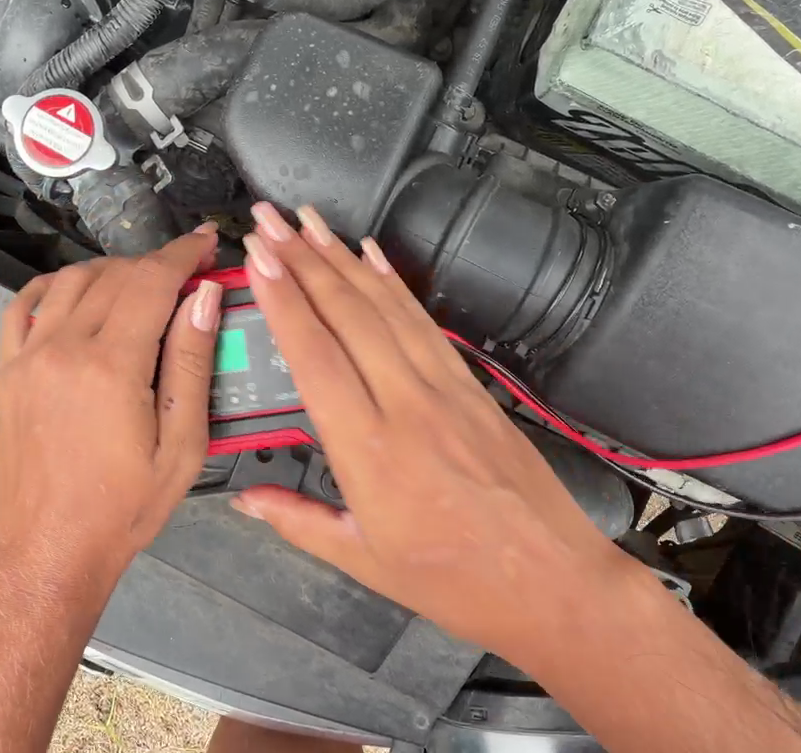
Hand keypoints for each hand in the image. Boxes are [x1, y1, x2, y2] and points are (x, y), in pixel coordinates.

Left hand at [0, 226, 223, 596]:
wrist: (48, 550)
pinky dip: (53, 285)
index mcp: (112, 365)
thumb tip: (204, 297)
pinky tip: (76, 288)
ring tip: (144, 283)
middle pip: (116, 276)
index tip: (208, 241)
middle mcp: (65, 347)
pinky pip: (23, 305)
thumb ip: (191, 363)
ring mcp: (29, 355)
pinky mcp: (9, 370)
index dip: (184, 254)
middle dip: (158, 263)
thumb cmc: (125, 508)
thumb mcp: (181, 446)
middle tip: (189, 271)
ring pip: (73, 280)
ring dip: (113, 269)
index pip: (153, 282)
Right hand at [230, 203, 648, 668]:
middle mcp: (406, 404)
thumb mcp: (365, 562)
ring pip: (384, 306)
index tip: (258, 259)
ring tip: (310, 220)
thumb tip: (248, 500)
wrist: (552, 582)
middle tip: (270, 218)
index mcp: (370, 451)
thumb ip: (298, 521)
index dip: (283, 300)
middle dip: (302, 258)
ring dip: (343, 256)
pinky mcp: (470, 384)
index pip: (315, 356)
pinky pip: (423, 321)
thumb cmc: (457, 580)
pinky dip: (394, 283)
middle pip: (346, 314)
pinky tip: (372, 255)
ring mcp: (443, 387)